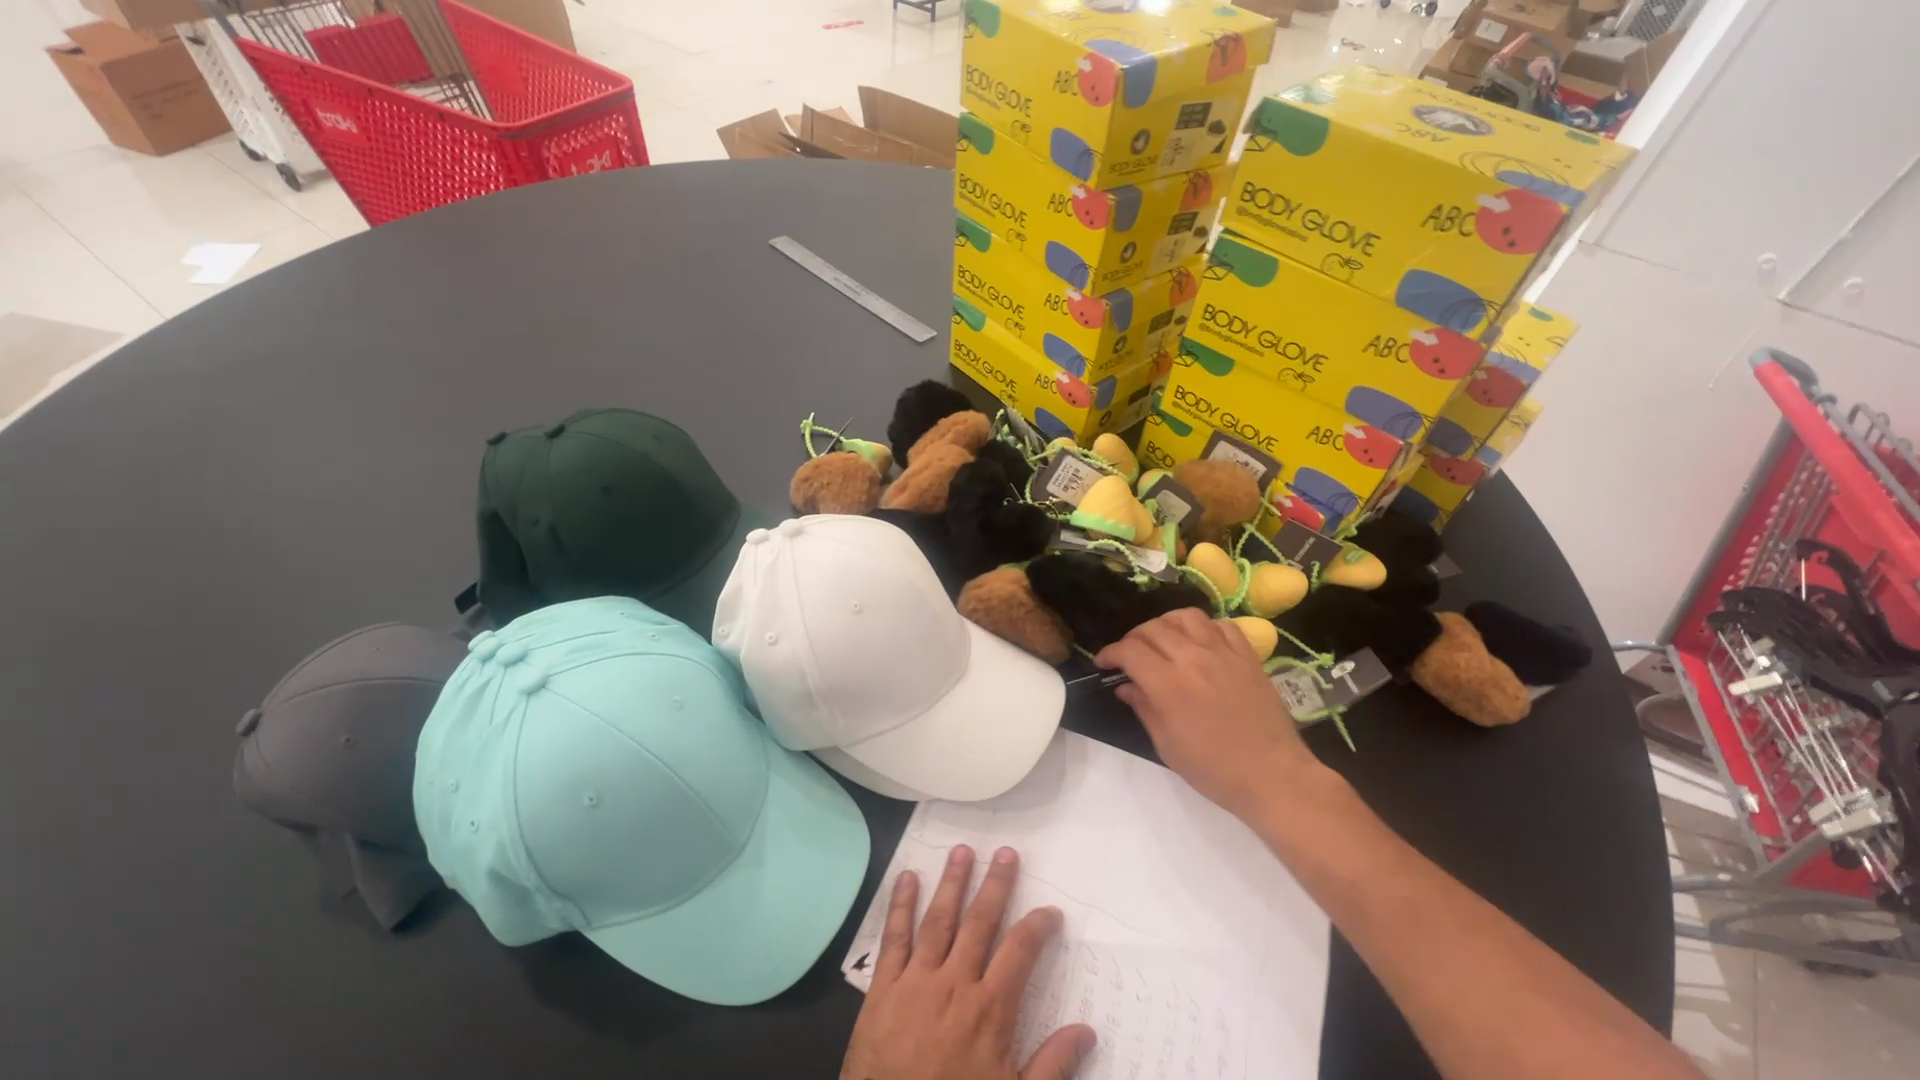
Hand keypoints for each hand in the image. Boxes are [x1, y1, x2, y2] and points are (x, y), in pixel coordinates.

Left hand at [841, 845, 1095, 1079]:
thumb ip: (1052, 1065)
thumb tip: (1087, 1032)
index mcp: (989, 1008)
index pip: (1020, 951)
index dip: (1038, 926)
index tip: (1050, 911)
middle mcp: (955, 983)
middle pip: (980, 922)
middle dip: (995, 885)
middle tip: (1006, 853)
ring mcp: (916, 981)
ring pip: (939, 920)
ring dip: (952, 883)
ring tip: (963, 851)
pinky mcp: (883, 988)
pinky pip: (894, 938)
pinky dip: (900, 905)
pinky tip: (906, 878)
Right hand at [1094, 608, 1323, 817]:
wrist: (1272, 775)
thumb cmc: (1214, 770)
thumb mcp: (1167, 745)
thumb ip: (1144, 708)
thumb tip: (1126, 687)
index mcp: (1169, 685)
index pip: (1129, 651)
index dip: (1110, 653)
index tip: (1104, 664)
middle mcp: (1194, 659)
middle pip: (1154, 628)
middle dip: (1133, 638)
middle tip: (1130, 656)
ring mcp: (1224, 654)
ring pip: (1187, 617)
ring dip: (1167, 624)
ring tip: (1163, 641)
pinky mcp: (1248, 656)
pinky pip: (1223, 625)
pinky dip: (1205, 628)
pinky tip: (1201, 643)